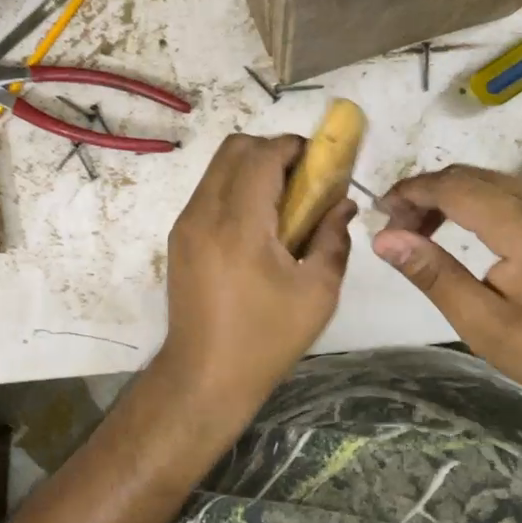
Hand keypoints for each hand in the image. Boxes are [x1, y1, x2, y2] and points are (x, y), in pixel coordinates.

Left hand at [158, 134, 354, 409]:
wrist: (204, 374)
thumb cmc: (266, 338)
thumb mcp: (317, 292)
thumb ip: (333, 238)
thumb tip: (343, 203)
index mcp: (238, 225)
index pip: (261, 155)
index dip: (294, 147)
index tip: (321, 162)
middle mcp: (204, 213)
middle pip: (234, 148)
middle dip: (273, 151)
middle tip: (304, 180)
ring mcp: (185, 223)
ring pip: (218, 167)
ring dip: (253, 169)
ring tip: (285, 204)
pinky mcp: (179, 236)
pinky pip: (208, 191)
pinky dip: (236, 189)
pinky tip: (260, 224)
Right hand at [373, 165, 521, 424]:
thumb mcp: (486, 326)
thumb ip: (432, 275)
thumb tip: (383, 238)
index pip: (453, 187)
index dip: (410, 193)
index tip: (380, 214)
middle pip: (470, 176)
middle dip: (426, 194)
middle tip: (397, 229)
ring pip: (491, 180)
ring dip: (451, 196)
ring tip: (424, 232)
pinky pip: (514, 192)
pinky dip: (479, 201)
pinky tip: (467, 231)